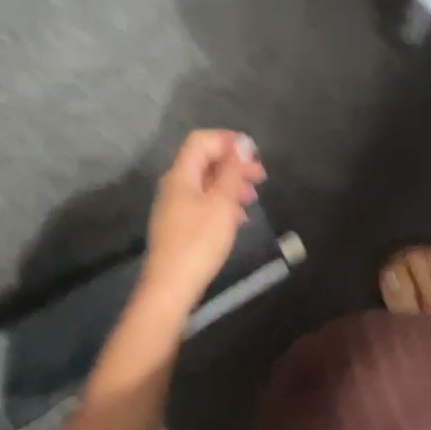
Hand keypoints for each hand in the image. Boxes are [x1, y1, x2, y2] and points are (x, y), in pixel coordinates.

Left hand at [137, 130, 266, 311]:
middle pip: (205, 161)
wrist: (170, 289)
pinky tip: (238, 219)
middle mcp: (175, 185)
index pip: (201, 141)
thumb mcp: (222, 202)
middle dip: (233, 164)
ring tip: (253, 198)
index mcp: (181, 174)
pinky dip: (222, 203)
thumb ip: (232, 170)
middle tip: (260, 175)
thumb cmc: (198, 242)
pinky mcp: (179, 227)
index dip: (227, 140)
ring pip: (206, 183)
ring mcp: (175, 207)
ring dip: (231, 185)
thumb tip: (241, 143)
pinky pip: (203, 203)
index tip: (252, 153)